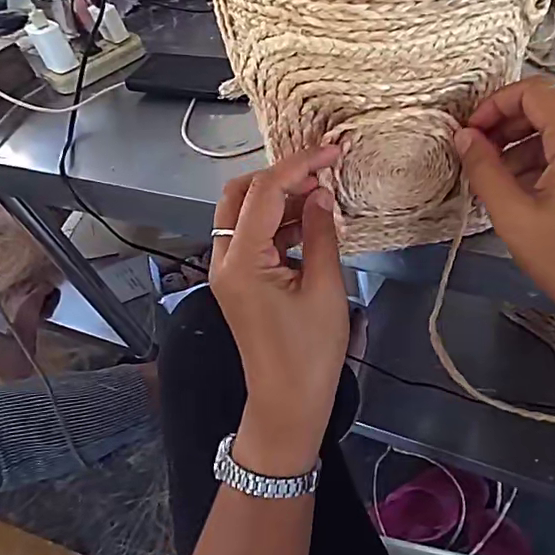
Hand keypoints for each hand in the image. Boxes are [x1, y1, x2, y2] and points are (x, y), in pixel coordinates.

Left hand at [209, 145, 347, 477]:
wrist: (288, 402)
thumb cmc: (310, 353)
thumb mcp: (325, 287)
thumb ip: (320, 233)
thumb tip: (320, 193)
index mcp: (242, 262)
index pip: (264, 192)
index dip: (299, 165)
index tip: (331, 151)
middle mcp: (224, 260)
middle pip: (240, 194)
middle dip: (280, 176)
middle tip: (321, 172)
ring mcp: (227, 271)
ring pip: (244, 213)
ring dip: (280, 198)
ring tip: (322, 196)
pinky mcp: (239, 280)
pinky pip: (252, 236)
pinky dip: (278, 222)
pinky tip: (309, 222)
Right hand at [453, 79, 554, 336]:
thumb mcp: (515, 216)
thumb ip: (483, 169)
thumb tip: (462, 137)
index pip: (533, 92)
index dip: (494, 105)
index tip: (469, 134)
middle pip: (550, 109)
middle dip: (508, 127)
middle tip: (477, 158)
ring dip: (526, 147)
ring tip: (499, 183)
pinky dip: (550, 160)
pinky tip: (529, 192)